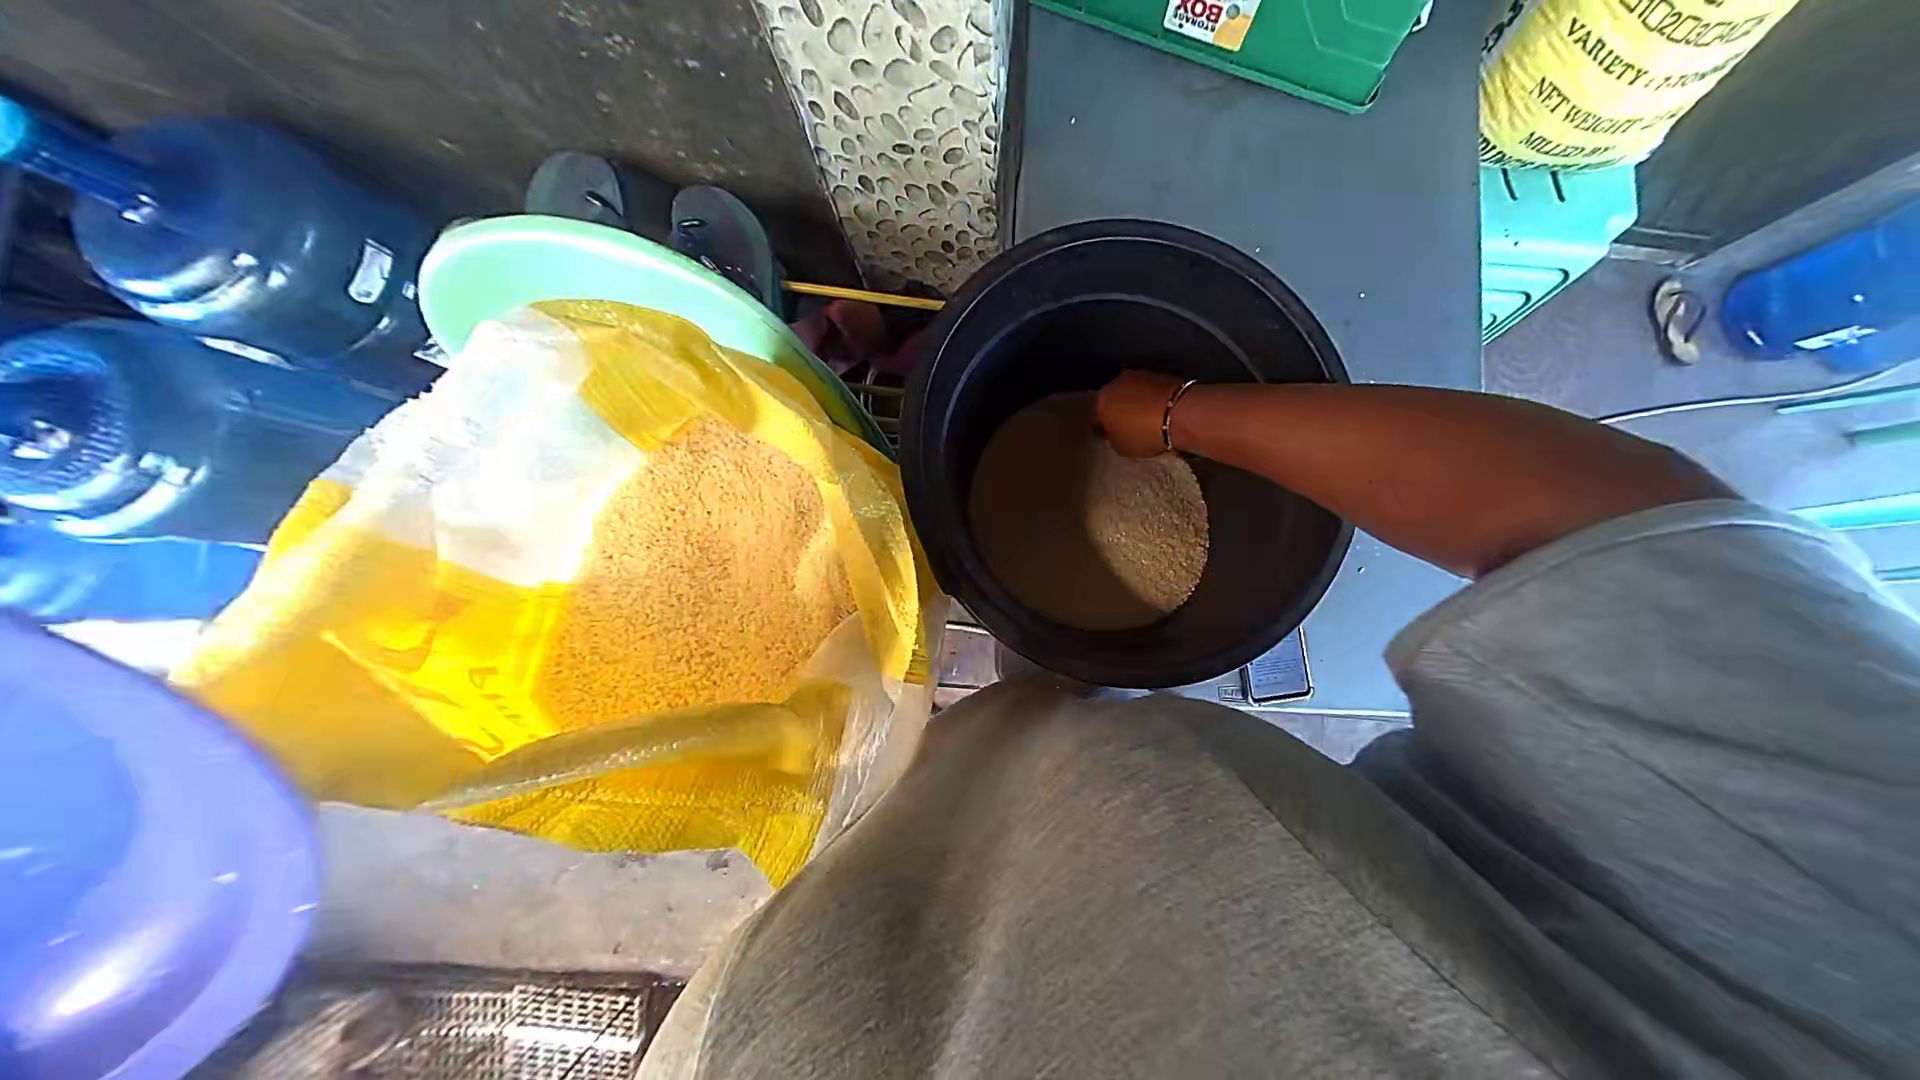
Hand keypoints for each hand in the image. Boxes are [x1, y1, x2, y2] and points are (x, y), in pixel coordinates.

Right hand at [1095, 371, 1183, 457]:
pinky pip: (1148, 391)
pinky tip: (1157, 411)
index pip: (1095, 417)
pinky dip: (1150, 399)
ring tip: (1145, 419)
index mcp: (1100, 401)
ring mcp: (1138, 375)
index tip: (1110, 437)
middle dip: (1118, 412)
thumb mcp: (1121, 447)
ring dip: (1134, 403)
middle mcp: (1115, 383)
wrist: (1180, 413)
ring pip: (1130, 393)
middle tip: (1127, 427)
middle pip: (1113, 400)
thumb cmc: (1144, 434)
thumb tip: (1114, 432)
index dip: (1102, 429)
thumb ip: (1112, 438)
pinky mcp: (1159, 374)